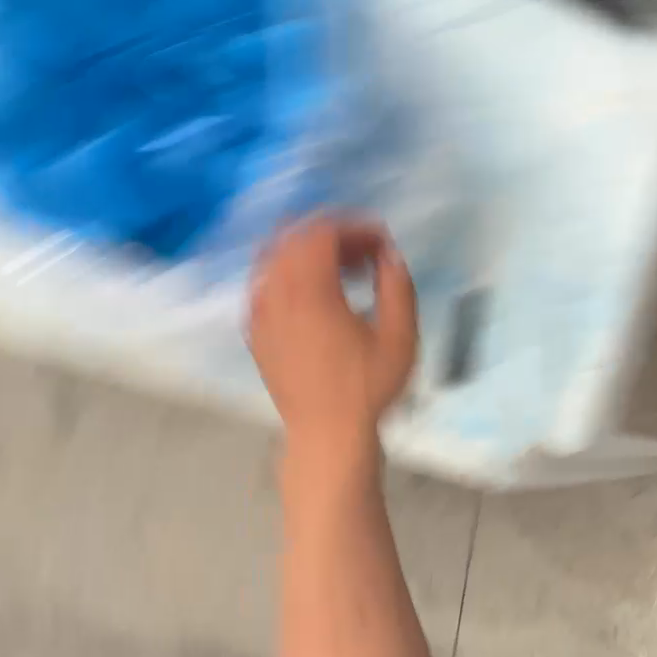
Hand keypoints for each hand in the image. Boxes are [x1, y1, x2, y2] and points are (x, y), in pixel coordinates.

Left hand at [249, 217, 417, 451]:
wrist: (327, 429)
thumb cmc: (370, 385)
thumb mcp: (400, 338)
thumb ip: (397, 290)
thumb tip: (390, 257)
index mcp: (310, 290)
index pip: (321, 234)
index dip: (353, 227)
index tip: (382, 238)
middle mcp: (275, 291)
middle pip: (293, 239)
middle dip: (332, 235)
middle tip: (367, 251)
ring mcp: (259, 309)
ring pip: (275, 258)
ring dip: (310, 253)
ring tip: (346, 270)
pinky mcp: (256, 328)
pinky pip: (266, 283)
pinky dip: (293, 274)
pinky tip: (320, 294)